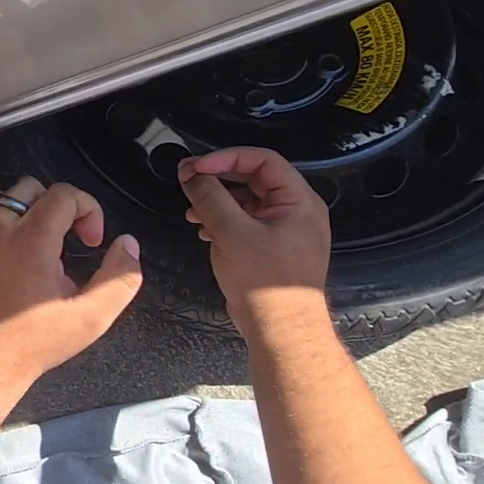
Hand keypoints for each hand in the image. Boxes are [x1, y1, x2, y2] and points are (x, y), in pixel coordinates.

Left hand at [0, 177, 143, 371]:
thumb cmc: (37, 339)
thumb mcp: (94, 315)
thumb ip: (119, 276)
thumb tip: (127, 245)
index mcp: (31, 241)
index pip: (63, 194)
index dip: (88, 209)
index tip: (91, 241)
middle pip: (30, 187)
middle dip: (58, 205)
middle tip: (68, 237)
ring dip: (25, 209)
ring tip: (39, 238)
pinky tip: (3, 236)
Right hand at [177, 148, 332, 327]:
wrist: (279, 326)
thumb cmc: (263, 278)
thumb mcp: (230, 231)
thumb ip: (209, 197)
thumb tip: (190, 173)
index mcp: (298, 201)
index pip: (262, 160)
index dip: (225, 158)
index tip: (193, 167)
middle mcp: (295, 211)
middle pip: (253, 178)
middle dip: (216, 177)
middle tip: (185, 179)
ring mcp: (283, 229)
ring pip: (245, 200)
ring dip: (215, 200)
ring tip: (191, 211)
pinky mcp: (270, 246)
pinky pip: (244, 220)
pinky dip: (221, 219)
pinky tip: (204, 230)